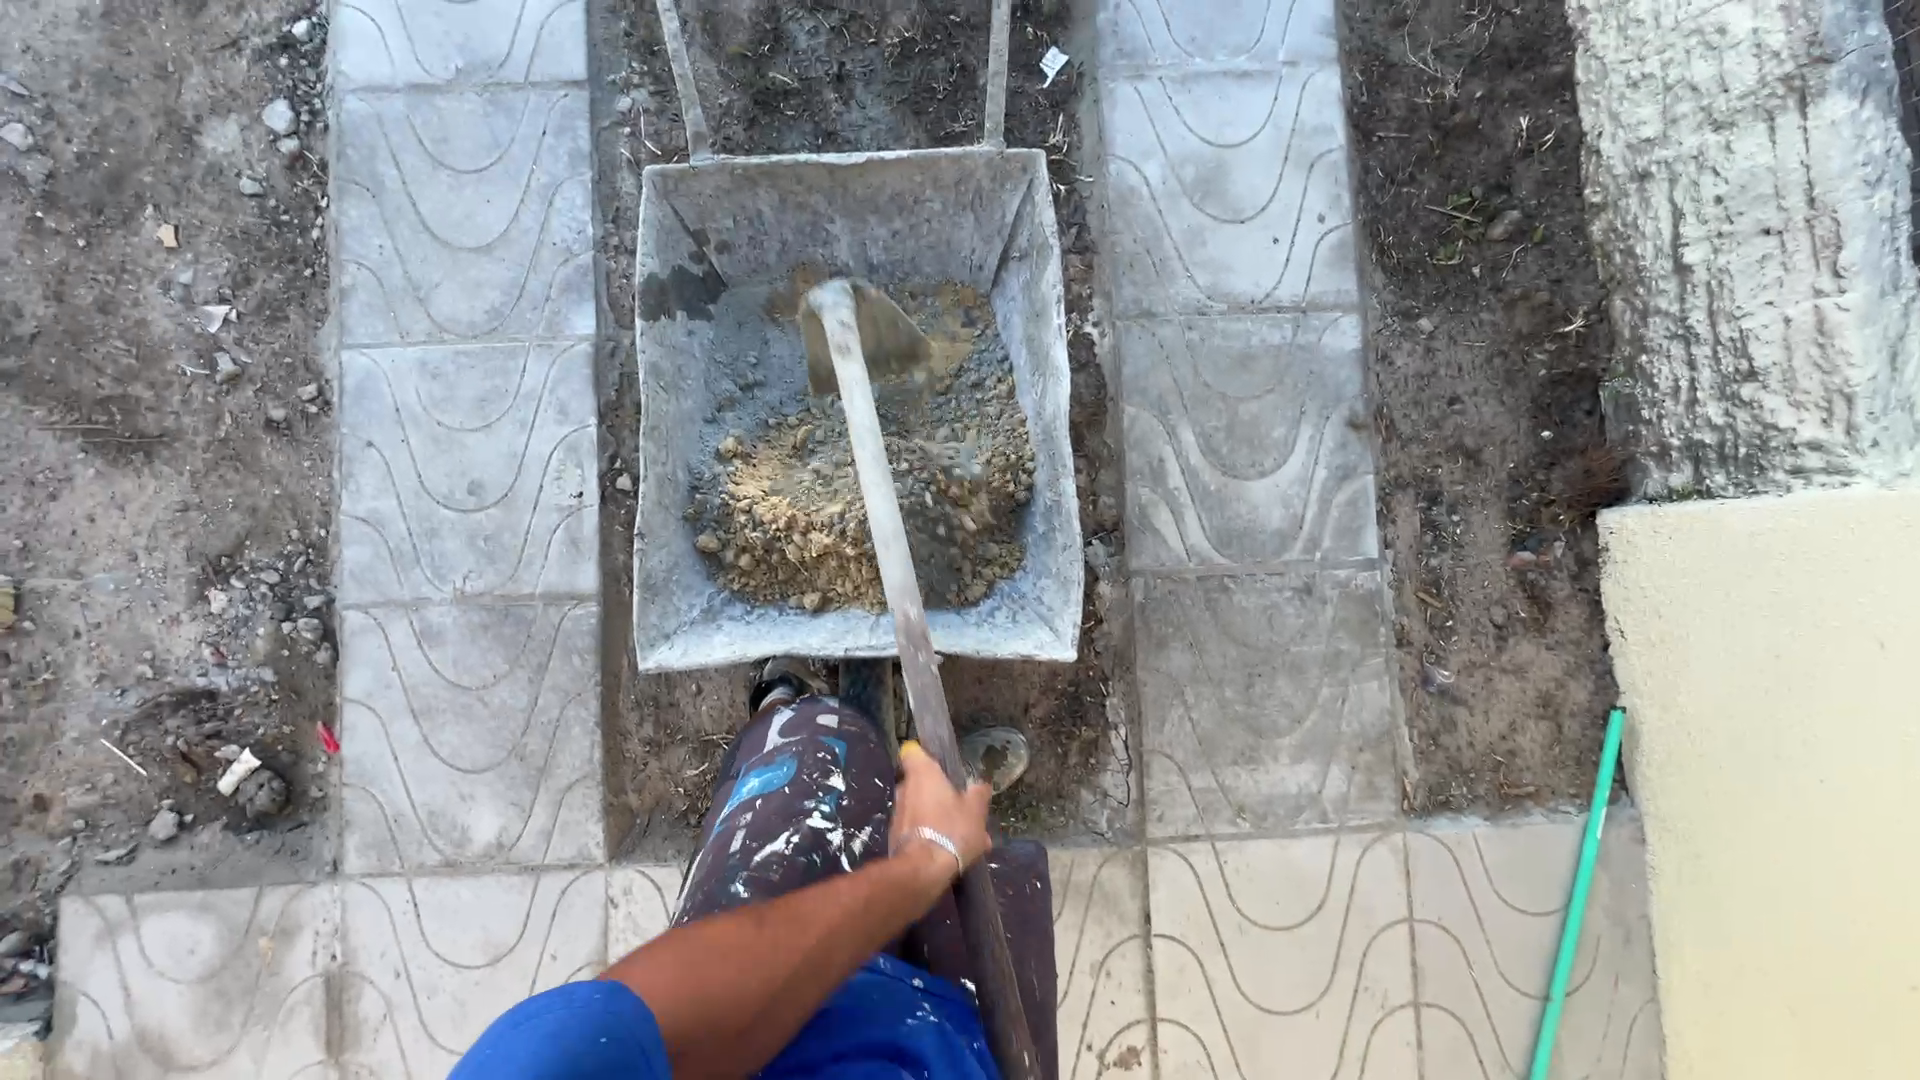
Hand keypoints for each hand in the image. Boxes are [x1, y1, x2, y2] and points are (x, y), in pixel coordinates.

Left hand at [888, 741, 992, 885]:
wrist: (922, 870)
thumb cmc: (951, 829)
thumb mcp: (976, 810)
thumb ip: (978, 794)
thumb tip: (980, 786)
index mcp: (922, 773)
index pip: (912, 751)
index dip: (924, 755)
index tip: (940, 767)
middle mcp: (904, 789)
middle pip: (920, 783)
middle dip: (940, 794)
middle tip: (962, 809)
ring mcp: (897, 814)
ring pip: (921, 809)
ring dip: (938, 818)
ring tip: (965, 838)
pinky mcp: (895, 837)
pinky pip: (917, 830)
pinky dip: (931, 836)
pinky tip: (952, 853)